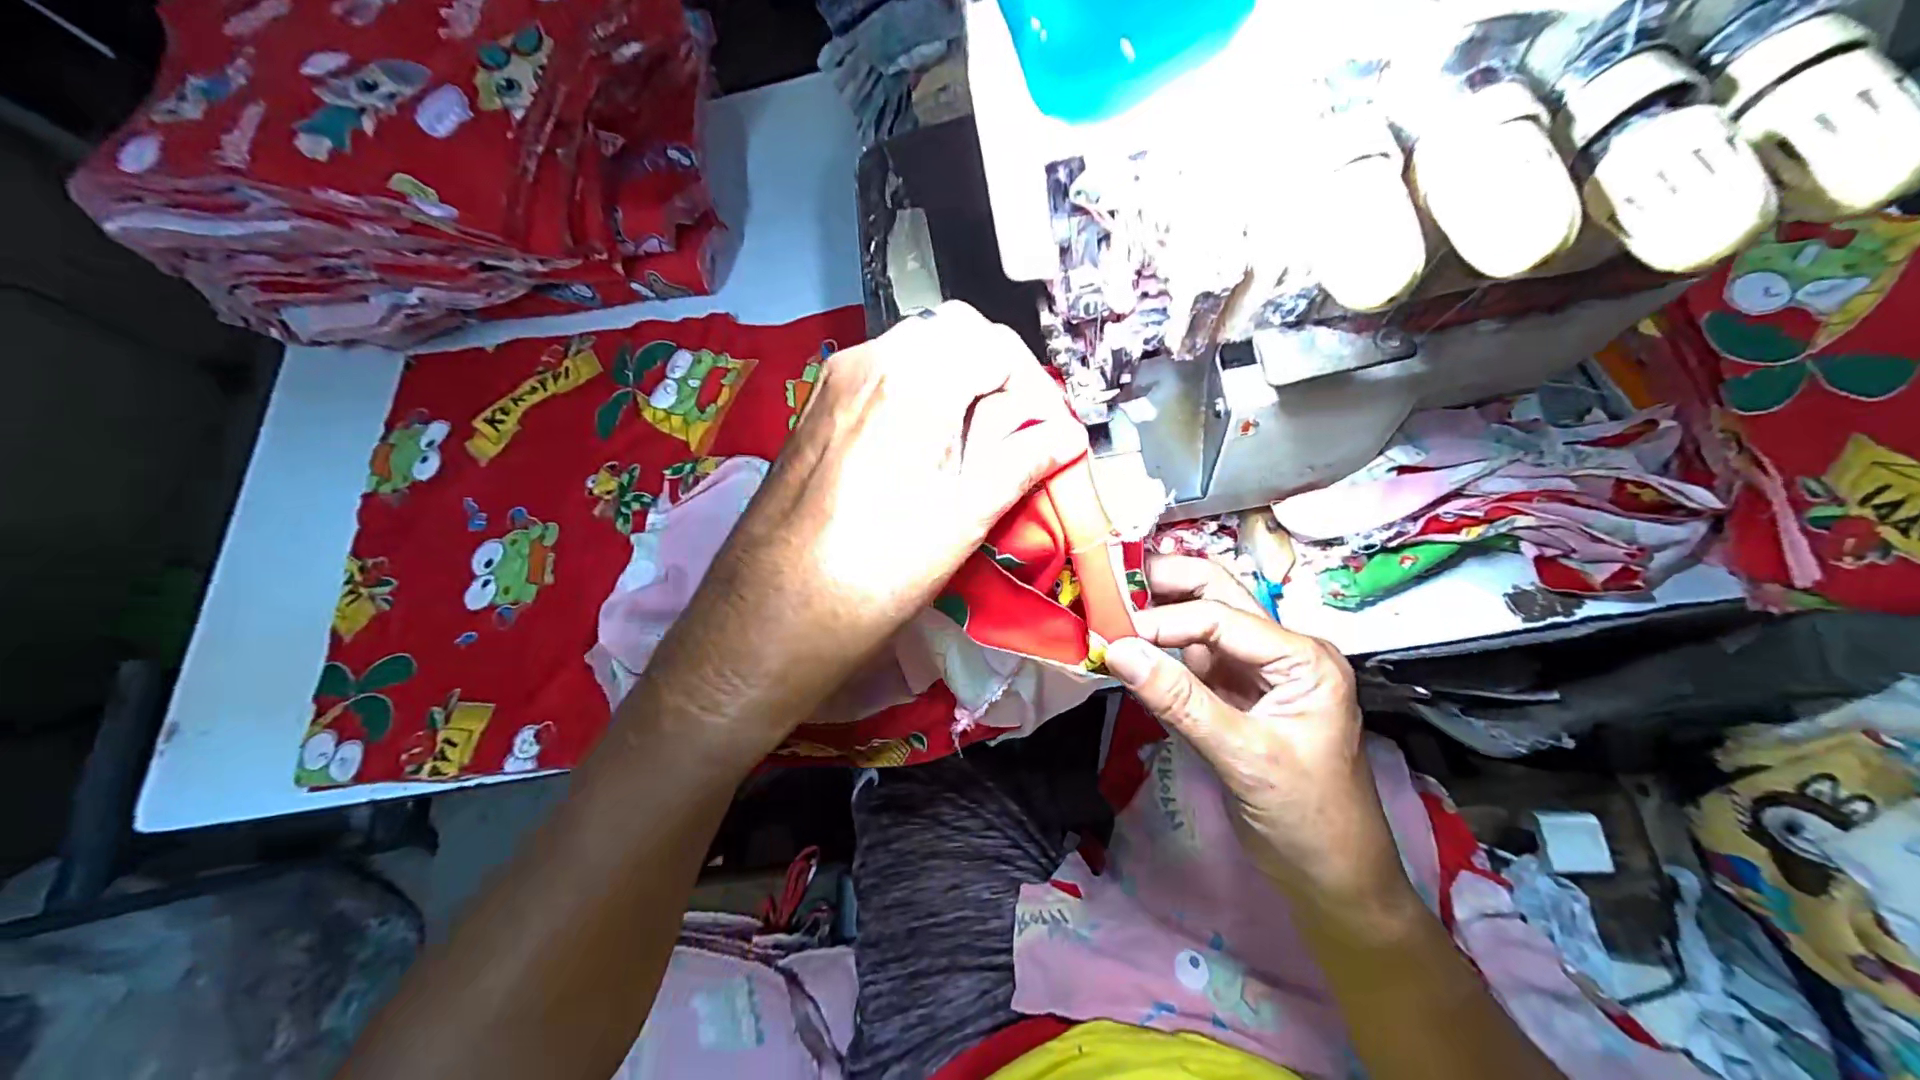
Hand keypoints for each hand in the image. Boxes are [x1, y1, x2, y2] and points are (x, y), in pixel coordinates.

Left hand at [633, 302, 1087, 754]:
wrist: (775, 608)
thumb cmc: (878, 570)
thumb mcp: (964, 517)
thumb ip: (1020, 462)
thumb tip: (1066, 436)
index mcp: (915, 378)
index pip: (996, 346)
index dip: (1030, 385)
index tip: (1043, 430)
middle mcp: (869, 359)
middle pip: (953, 336)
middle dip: (992, 374)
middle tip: (1013, 432)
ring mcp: (834, 378)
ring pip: (914, 352)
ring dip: (953, 383)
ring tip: (970, 445)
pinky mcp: (816, 404)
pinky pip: (880, 376)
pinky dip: (915, 394)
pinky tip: (920, 449)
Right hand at [1102, 556, 1413, 911]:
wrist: (1332, 877)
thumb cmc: (1307, 817)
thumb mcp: (1244, 756)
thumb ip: (1180, 700)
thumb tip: (1117, 651)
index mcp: (1302, 657)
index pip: (1221, 617)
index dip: (1165, 621)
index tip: (1114, 634)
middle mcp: (1281, 652)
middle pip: (1219, 596)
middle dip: (1166, 584)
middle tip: (1111, 580)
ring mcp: (1256, 672)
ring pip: (1202, 623)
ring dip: (1159, 612)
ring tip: (1111, 606)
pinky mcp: (1234, 694)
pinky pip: (1193, 659)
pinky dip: (1161, 651)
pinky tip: (1130, 646)